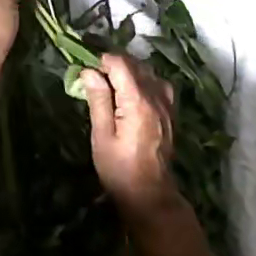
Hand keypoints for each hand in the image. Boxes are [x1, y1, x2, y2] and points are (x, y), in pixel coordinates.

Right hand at [81, 55, 178, 218]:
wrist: (150, 196)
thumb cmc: (119, 168)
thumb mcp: (101, 135)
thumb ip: (98, 100)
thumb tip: (89, 71)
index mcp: (138, 102)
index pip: (120, 64)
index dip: (101, 60)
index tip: (85, 69)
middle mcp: (156, 98)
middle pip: (135, 64)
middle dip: (113, 63)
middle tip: (93, 75)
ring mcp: (167, 106)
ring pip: (148, 72)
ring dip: (128, 70)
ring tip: (110, 81)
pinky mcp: (170, 114)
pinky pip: (159, 85)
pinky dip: (143, 80)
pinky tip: (132, 91)